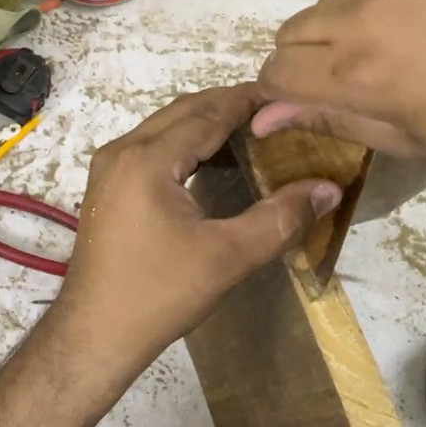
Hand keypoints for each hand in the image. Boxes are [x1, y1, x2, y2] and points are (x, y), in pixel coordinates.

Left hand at [50, 84, 341, 375]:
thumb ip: (281, 218)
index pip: (205, 114)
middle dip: (227, 106)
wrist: (95, 330)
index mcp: (146, 159)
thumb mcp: (227, 256)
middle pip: (182, 112)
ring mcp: (108, 168)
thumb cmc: (159, 293)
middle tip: (276, 113)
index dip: (246, 101)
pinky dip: (183, 144)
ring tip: (253, 134)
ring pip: (163, 128)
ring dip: (204, 125)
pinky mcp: (107, 186)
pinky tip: (214, 163)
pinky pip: (149, 148)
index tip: (287, 97)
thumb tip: (330, 188)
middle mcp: (121, 151)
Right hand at [253, 0, 425, 158]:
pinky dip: (366, 5)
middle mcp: (358, 17)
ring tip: (384, 50)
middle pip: (287, 35)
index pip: (272, 74)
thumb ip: (332, 121)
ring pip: (321, 5)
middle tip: (342, 82)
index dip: (276, 94)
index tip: (299, 105)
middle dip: (299, 62)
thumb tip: (265, 117)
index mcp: (356, 73)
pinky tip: (416, 19)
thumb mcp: (416, 139)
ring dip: (330, 31)